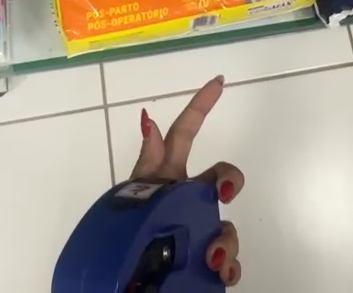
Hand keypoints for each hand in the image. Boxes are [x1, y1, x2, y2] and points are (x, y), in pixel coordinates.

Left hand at [133, 76, 244, 286]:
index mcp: (167, 177)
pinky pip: (227, 263)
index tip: (219, 81)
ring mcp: (198, 230)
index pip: (184, 132)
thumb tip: (146, 118)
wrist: (121, 287)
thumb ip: (147, 161)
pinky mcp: (203, 264)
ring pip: (226, 224)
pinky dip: (229, 268)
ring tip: (213, 256)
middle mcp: (186, 199)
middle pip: (219, 176)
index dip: (200, 105)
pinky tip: (221, 273)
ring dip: (226, 238)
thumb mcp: (135, 194)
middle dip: (231, 178)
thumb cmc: (122, 236)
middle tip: (226, 190)